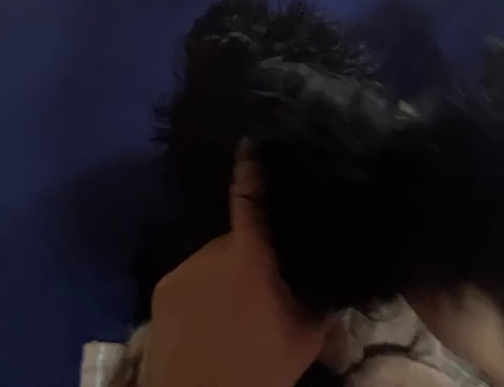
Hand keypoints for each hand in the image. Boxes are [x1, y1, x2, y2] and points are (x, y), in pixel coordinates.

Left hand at [146, 152, 331, 386]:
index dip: (251, 167)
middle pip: (237, 238)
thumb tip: (341, 265)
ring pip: (214, 259)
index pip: (250, 198)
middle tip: (264, 286)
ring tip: (236, 310)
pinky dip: (202, 290)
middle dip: (250, 254)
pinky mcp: (161, 289)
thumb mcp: (306, 335)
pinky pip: (191, 277)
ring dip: (226, 274)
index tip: (251, 139)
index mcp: (250, 258)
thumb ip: (322, 294)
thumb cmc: (259, 370)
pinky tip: (209, 318)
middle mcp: (212, 253)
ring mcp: (182, 270)